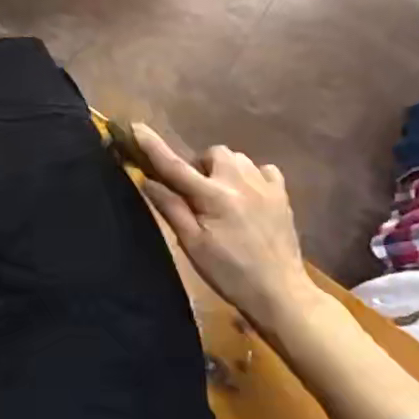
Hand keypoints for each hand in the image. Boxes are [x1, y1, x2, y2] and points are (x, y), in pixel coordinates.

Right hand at [131, 123, 317, 327]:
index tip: (136, 127)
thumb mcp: (192, 244)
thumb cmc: (228, 272)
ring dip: (223, 170)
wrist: (280, 291)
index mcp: (214, 196)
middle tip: (195, 194)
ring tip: (220, 196)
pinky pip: (262, 169)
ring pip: (237, 159)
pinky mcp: (282, 195)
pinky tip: (246, 197)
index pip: (175, 166)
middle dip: (199, 167)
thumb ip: (171, 208)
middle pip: (212, 154)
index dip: (153, 146)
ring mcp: (265, 186)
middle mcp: (240, 182)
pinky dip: (249, 176)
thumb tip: (148, 180)